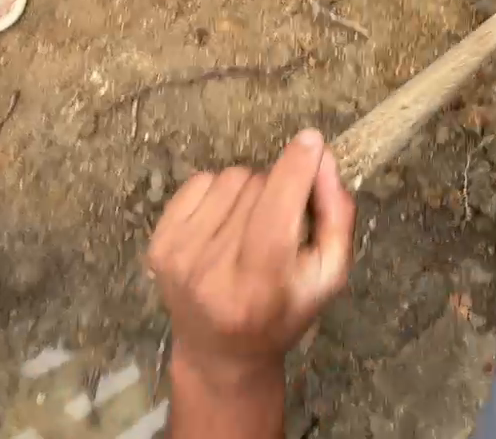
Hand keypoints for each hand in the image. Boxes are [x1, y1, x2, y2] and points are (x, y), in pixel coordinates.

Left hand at [147, 129, 355, 394]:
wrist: (221, 355)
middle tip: (282, 219)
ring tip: (252, 224)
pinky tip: (224, 223)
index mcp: (261, 284)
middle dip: (279, 187)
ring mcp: (180, 257)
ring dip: (250, 189)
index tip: (312, 140)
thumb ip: (337, 214)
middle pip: (258, 184)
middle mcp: (213, 270)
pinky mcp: (158, 245)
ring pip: (231, 177)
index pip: (278, 207)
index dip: (297, 167)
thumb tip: (321, 157)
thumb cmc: (284, 311)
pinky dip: (219, 191)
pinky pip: (200, 181)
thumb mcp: (330, 274)